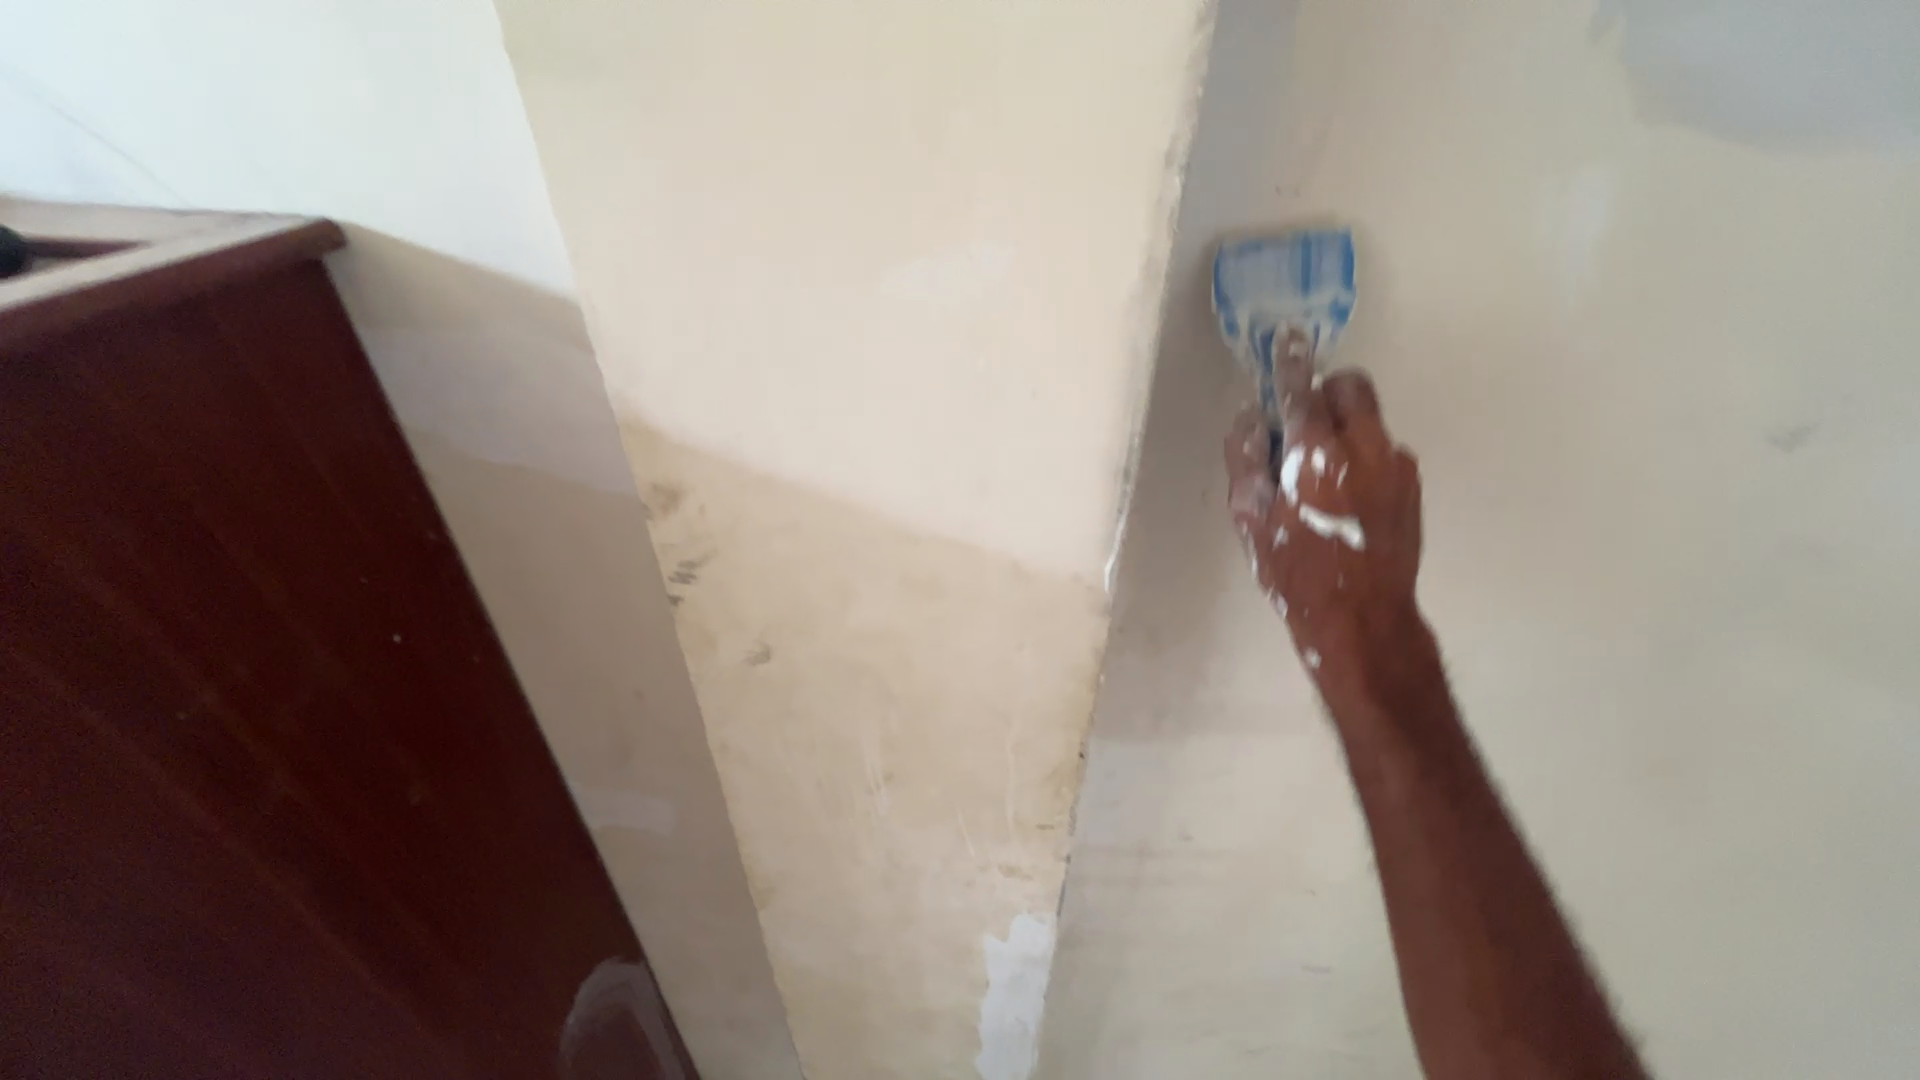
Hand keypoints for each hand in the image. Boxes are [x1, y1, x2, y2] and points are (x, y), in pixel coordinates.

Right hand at [1224, 331, 1423, 692]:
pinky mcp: (1412, 483)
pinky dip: (1360, 457)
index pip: (1300, 390)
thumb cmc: (1294, 572)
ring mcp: (1396, 464)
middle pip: (1351, 387)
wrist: (1362, 616)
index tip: (1286, 340)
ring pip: (1367, 420)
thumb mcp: (1250, 520)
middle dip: (1325, 392)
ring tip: (1320, 476)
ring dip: (1342, 430)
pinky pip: (1381, 450)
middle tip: (1301, 425)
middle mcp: (1365, 447)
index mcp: (1317, 455)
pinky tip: (1345, 498)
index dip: (1289, 362)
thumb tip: (1253, 421)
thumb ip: (1246, 461)